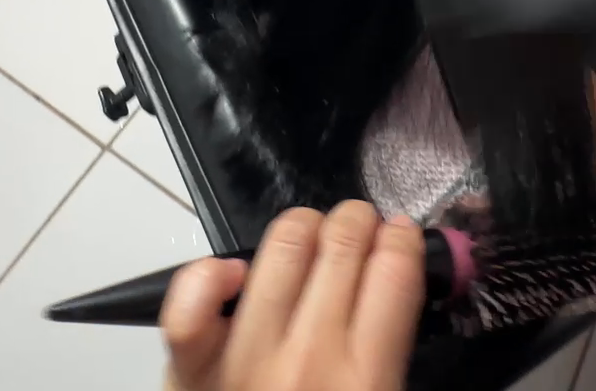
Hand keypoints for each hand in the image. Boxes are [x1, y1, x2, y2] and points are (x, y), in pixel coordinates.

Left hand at [162, 202, 424, 390]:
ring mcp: (245, 358)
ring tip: (315, 237)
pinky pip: (192, 305)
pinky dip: (211, 274)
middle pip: (342, 242)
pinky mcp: (192, 370)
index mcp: (365, 384)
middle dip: (359, 222)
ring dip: (307, 226)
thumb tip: (401, 290)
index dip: (404, 240)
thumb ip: (391, 355)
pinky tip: (238, 275)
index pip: (395, 271)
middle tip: (362, 230)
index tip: (401, 237)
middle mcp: (308, 360)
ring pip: (284, 244)